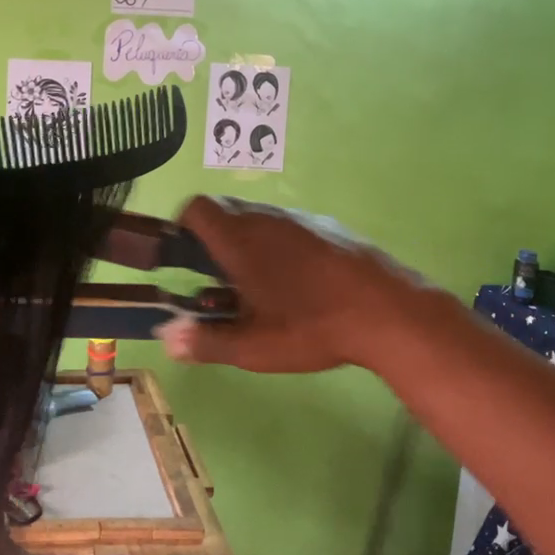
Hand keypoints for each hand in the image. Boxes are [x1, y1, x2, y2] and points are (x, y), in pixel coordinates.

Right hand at [158, 196, 420, 373]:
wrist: (387, 311)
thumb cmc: (311, 326)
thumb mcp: (254, 347)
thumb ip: (206, 341)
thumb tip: (166, 339)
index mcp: (239, 238)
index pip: (196, 208)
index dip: (182, 228)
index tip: (185, 260)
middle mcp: (265, 217)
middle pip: (225, 210)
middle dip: (213, 240)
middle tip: (217, 279)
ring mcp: (299, 218)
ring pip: (258, 218)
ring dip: (248, 243)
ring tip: (258, 286)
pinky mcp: (328, 226)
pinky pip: (288, 226)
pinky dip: (280, 245)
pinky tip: (299, 284)